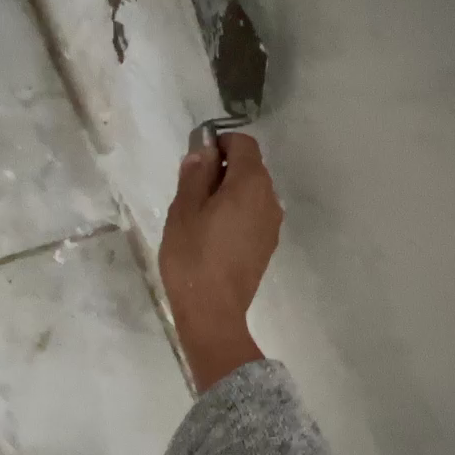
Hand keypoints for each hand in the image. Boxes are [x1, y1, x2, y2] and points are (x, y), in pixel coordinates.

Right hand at [159, 132, 282, 389]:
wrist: (213, 312)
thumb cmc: (192, 258)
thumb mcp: (183, 212)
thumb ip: (195, 176)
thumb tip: (203, 152)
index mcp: (249, 183)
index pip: (243, 143)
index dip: (220, 142)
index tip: (196, 159)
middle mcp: (269, 198)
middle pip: (250, 168)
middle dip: (223, 169)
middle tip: (191, 192)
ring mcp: (272, 224)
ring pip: (252, 194)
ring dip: (229, 194)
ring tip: (199, 218)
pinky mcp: (267, 246)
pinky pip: (253, 216)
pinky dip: (236, 215)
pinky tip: (213, 237)